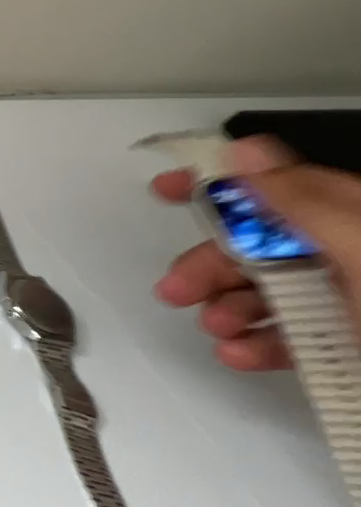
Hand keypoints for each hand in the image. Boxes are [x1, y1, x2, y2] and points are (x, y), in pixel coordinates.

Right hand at [152, 136, 360, 371]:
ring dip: (232, 306)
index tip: (165, 191)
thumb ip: (304, 201)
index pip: (282, 184)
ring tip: (214, 329)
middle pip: (267, 243)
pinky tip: (242, 354)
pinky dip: (263, 342)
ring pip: (277, 290)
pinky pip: (303, 333)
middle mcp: (358, 252)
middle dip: (214, 264)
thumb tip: (245, 152)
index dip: (219, 183)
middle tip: (175, 288)